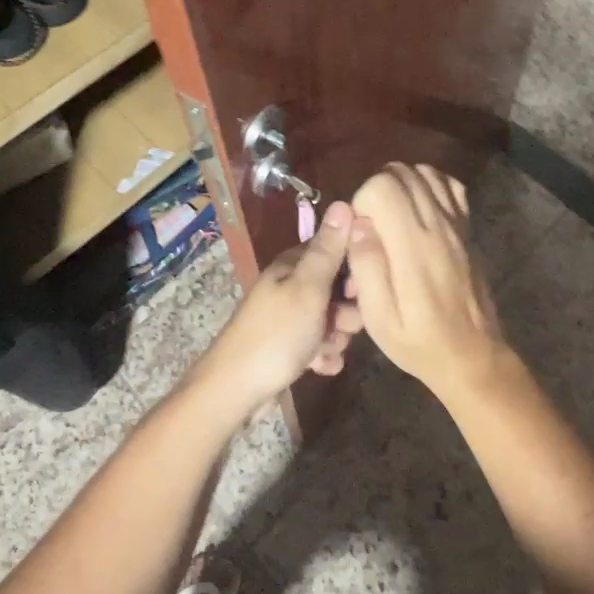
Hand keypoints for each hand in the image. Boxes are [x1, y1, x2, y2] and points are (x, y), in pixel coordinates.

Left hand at [194, 200, 364, 407]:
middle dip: (346, 311)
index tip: (356, 290)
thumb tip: (345, 203)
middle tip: (338, 324)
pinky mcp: (290, 346)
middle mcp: (291, 286)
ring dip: (336, 337)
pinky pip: (321, 345)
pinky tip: (318, 366)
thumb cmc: (275, 334)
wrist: (236, 390)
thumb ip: (328, 249)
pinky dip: (323, 356)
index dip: (353, 269)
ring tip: (323, 349)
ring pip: (333, 320)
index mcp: (293, 265)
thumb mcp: (307, 288)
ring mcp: (290, 317)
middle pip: (338, 289)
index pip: (336, 251)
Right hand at [347, 163, 510, 400]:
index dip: (362, 200)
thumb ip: (367, 268)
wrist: (473, 356)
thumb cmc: (419, 342)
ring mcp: (457, 224)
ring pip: (426, 172)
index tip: (361, 232)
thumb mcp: (379, 319)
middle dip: (377, 188)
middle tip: (372, 225)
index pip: (382, 186)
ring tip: (392, 216)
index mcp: (413, 247)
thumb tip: (358, 224)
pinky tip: (418, 210)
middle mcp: (438, 226)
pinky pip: (450, 186)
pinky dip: (429, 185)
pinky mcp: (467, 229)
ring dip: (401, 184)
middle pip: (402, 172)